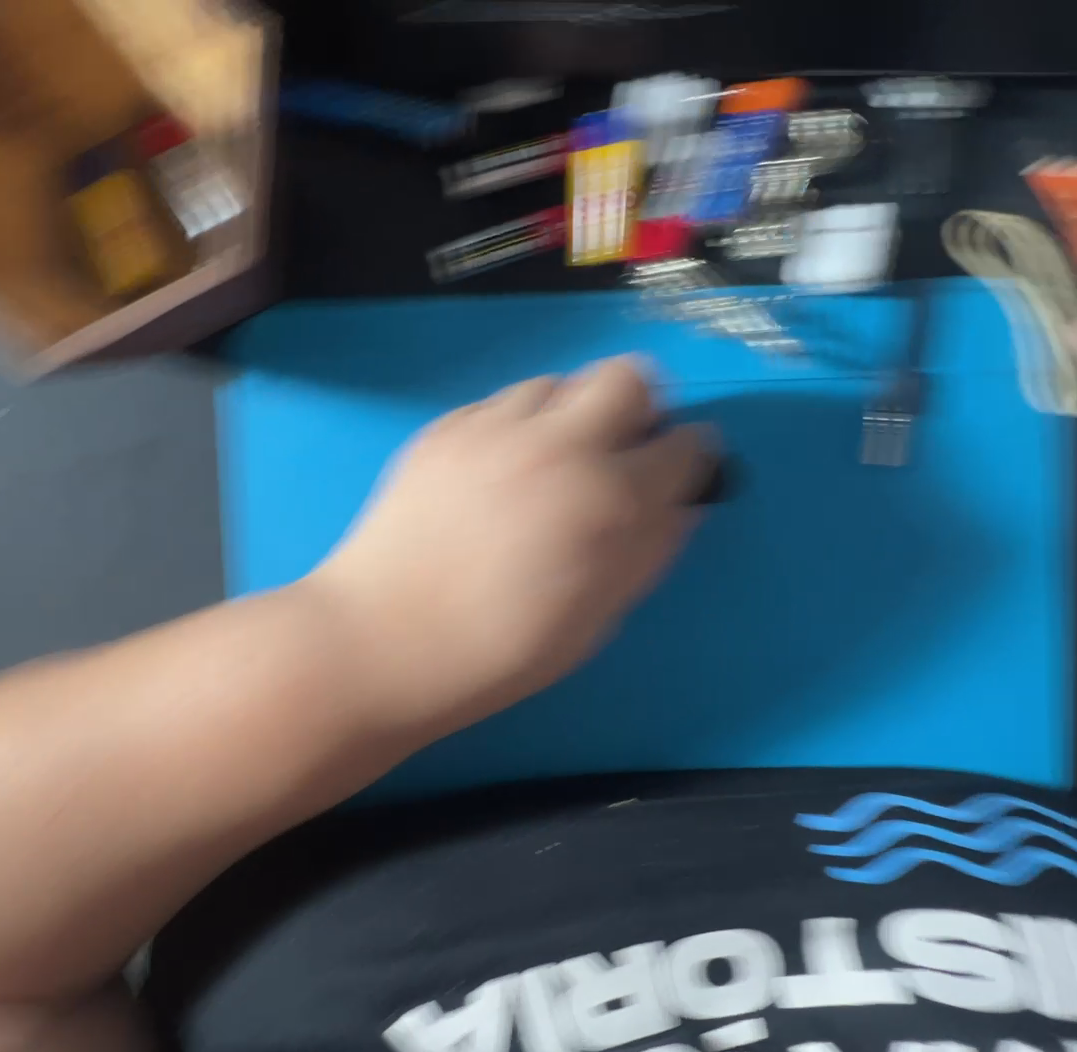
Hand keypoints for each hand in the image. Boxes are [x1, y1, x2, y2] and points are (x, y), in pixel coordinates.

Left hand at [307, 357, 717, 733]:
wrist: (385, 639)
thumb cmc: (502, 649)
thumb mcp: (598, 615)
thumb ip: (649, 548)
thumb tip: (682, 502)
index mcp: (609, 498)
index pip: (685, 444)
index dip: (691, 457)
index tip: (680, 470)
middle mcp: (559, 443)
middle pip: (629, 377)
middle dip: (639, 408)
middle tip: (619, 453)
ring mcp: (495, 427)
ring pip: (559, 383)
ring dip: (571, 415)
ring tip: (548, 465)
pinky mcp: (445, 428)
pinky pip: (501, 404)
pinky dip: (515, 428)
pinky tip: (495, 473)